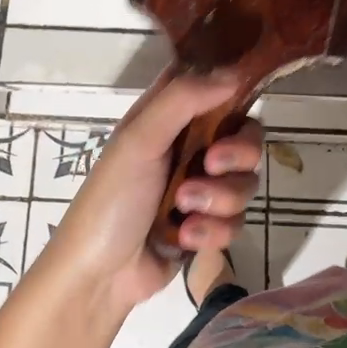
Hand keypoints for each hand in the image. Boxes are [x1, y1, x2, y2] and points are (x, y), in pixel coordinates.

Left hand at [38, 70, 264, 312]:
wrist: (100, 274)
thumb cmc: (112, 197)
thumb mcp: (139, 138)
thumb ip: (183, 99)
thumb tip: (234, 73)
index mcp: (169, 117)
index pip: (215, 88)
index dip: (234, 91)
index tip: (239, 105)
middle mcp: (190, 147)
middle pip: (246, 136)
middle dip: (237, 154)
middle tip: (212, 165)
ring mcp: (201, 188)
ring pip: (244, 182)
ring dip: (217, 199)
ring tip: (183, 211)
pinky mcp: (208, 226)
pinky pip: (236, 220)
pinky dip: (212, 230)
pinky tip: (184, 239)